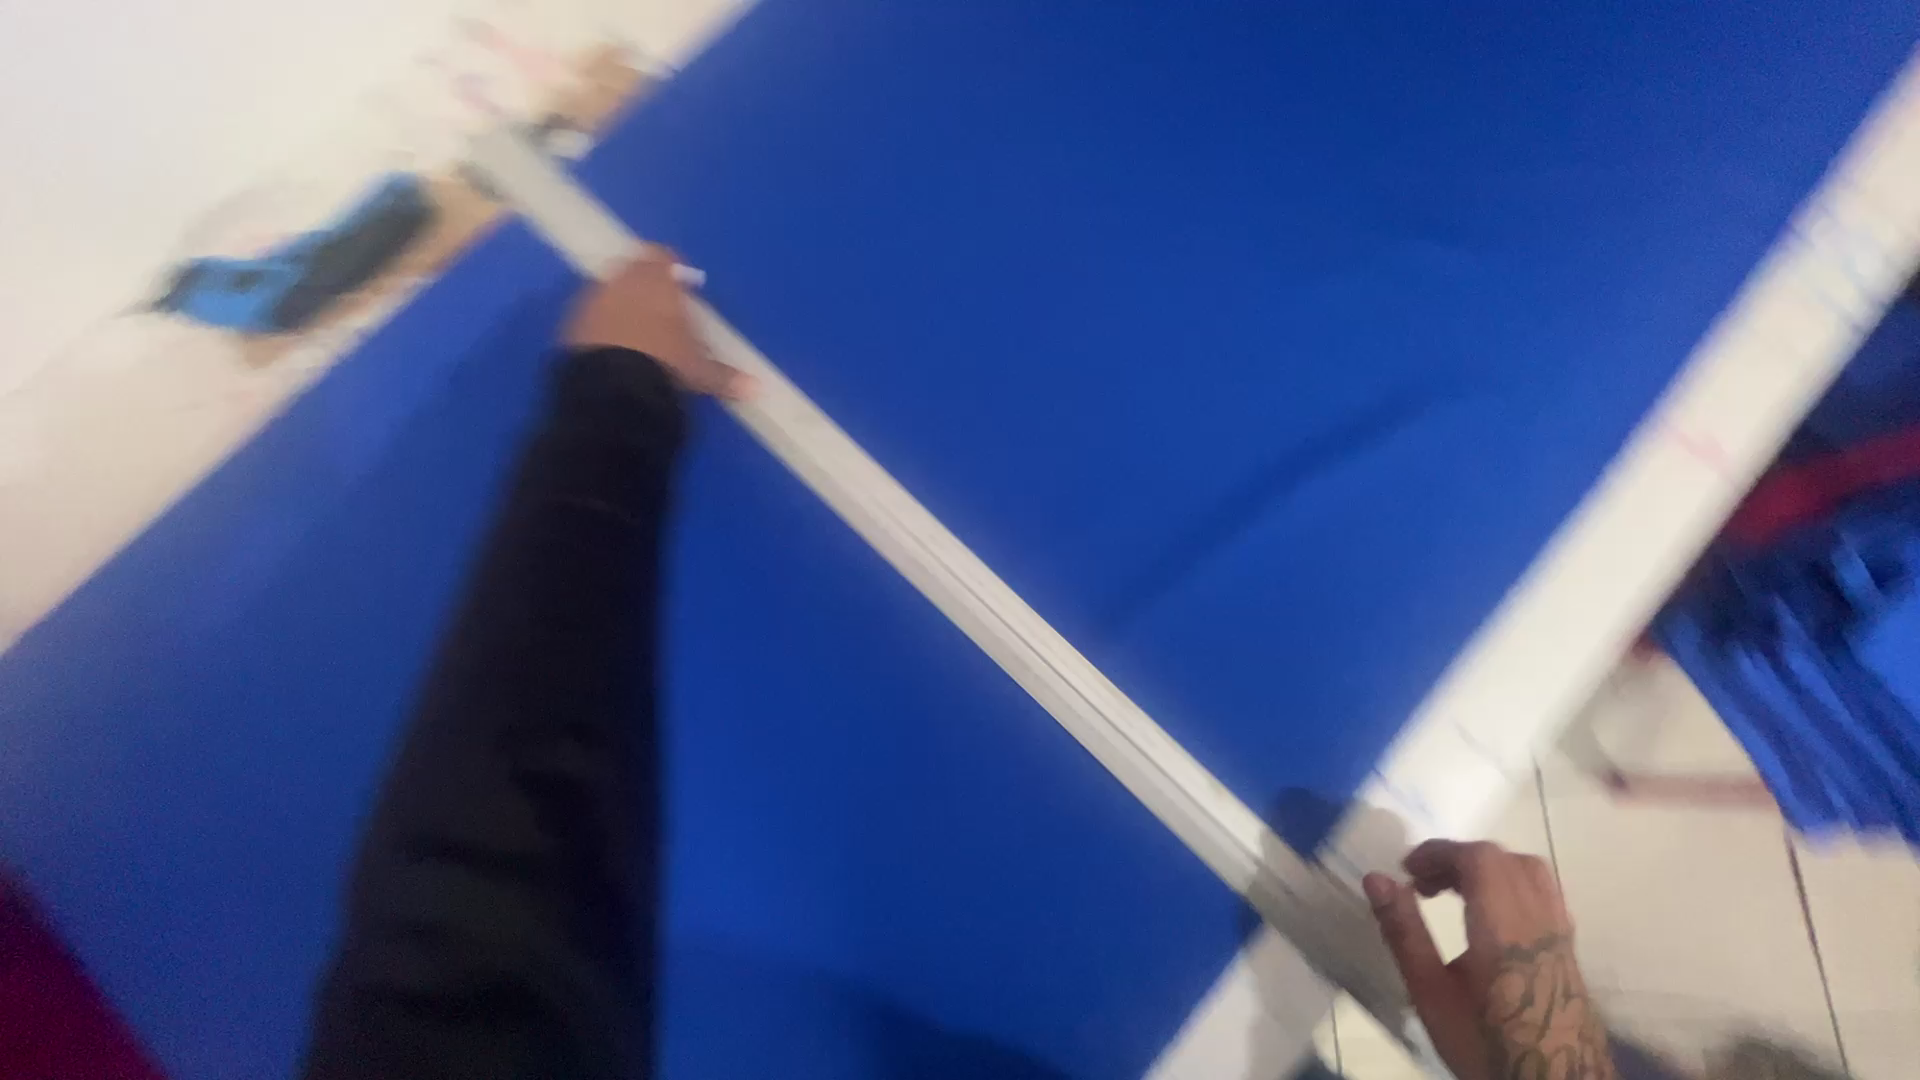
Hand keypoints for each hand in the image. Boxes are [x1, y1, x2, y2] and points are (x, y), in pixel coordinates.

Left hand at [564, 249, 752, 399]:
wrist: (614, 388)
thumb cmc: (667, 366)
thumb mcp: (701, 373)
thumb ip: (726, 375)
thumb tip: (759, 388)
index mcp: (657, 283)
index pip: (662, 257)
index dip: (671, 266)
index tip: (680, 281)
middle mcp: (622, 283)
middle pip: (632, 269)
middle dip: (644, 283)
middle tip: (658, 306)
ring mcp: (593, 302)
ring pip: (608, 291)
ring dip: (620, 303)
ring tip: (634, 328)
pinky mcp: (571, 326)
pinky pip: (589, 317)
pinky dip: (600, 326)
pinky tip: (610, 347)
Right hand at [1364, 841, 1613, 1079]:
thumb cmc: (1487, 1045)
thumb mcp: (1430, 993)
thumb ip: (1403, 931)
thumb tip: (1376, 878)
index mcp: (1504, 930)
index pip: (1479, 859)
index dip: (1439, 852)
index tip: (1407, 872)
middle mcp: (1540, 925)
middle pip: (1505, 860)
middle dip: (1458, 858)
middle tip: (1425, 883)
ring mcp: (1563, 941)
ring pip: (1531, 875)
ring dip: (1487, 870)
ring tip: (1453, 894)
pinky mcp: (1571, 957)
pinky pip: (1544, 898)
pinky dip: (1509, 887)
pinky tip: (1487, 919)